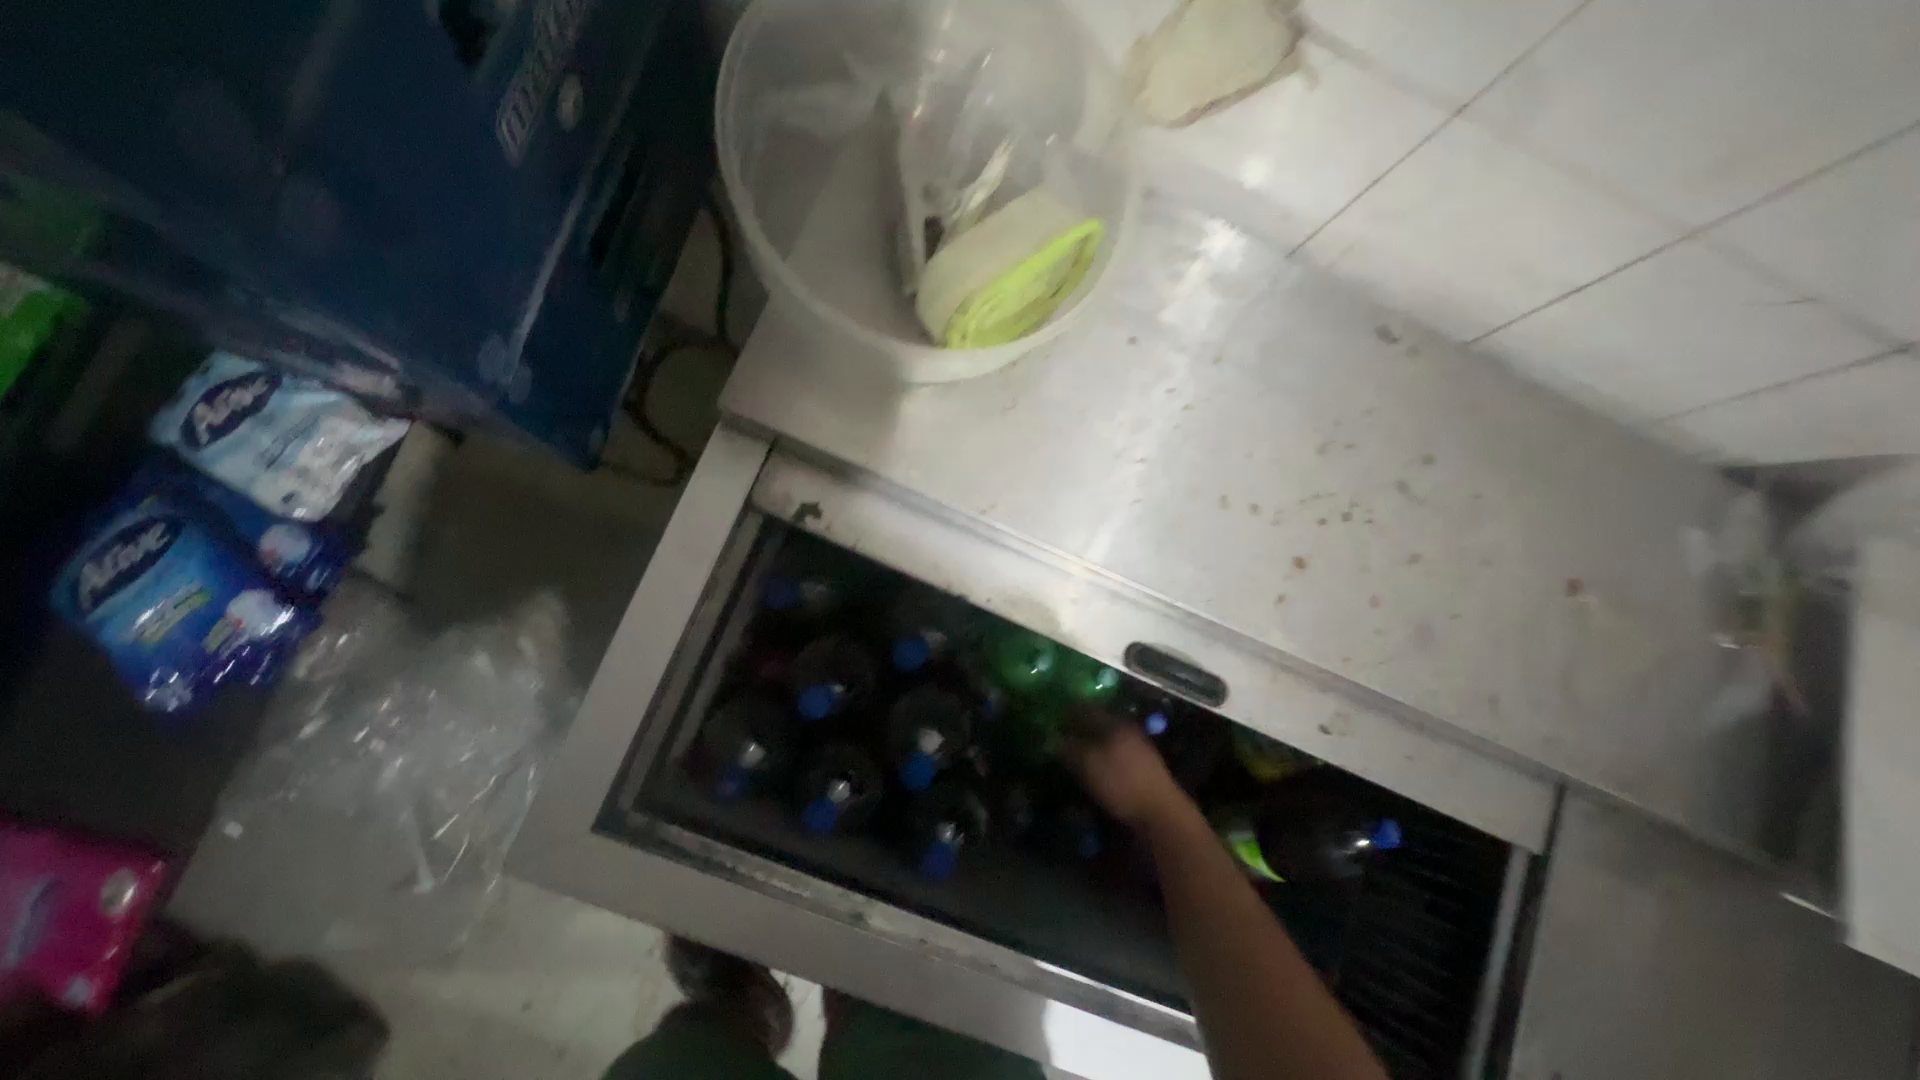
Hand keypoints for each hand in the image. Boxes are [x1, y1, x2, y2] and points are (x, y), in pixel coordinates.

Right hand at [1061, 719, 1194, 831]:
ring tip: (1072, 756)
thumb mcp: (1087, 764)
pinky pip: (1115, 757)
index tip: (1050, 718)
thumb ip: (1068, 748)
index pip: (1085, 709)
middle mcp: (1128, 731)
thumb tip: (1051, 737)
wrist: (1161, 814)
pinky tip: (1092, 770)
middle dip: (1077, 729)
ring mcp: (1138, 750)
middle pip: (1097, 724)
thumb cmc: (1120, 783)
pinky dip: (1100, 760)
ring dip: (1089, 746)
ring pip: (1107, 741)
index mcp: (1115, 723)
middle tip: (1057, 738)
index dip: (1066, 712)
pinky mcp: (1143, 769)